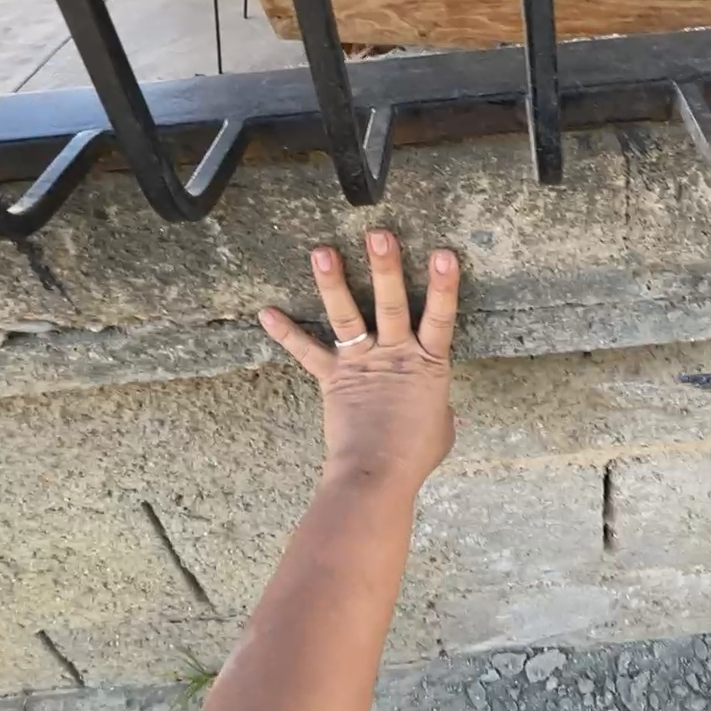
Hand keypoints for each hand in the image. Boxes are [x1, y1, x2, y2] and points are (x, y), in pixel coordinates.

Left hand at [258, 229, 459, 495]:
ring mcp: (362, 363)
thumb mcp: (442, 429)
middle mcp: (396, 354)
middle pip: (392, 304)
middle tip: (378, 234)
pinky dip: (286, 333)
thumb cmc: (414, 455)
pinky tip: (266, 312)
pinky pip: (307, 352)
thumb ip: (441, 410)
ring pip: (348, 316)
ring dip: (335, 282)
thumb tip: (443, 412)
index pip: (441, 317)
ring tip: (321, 251)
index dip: (444, 286)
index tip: (443, 254)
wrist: (376, 476)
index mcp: (429, 364)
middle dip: (386, 268)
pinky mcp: (333, 378)